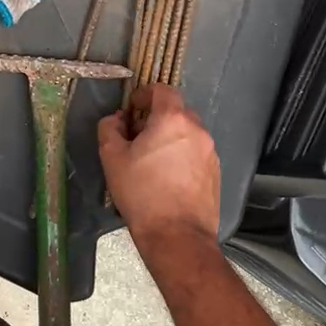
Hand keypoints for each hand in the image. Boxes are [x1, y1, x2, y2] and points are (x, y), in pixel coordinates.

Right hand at [99, 84, 219, 249]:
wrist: (177, 236)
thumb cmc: (141, 191)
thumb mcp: (111, 156)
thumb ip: (109, 127)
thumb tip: (117, 119)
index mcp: (172, 120)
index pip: (162, 90)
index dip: (144, 94)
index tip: (131, 110)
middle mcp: (197, 130)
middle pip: (176, 110)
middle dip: (155, 117)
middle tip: (136, 136)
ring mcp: (210, 153)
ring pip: (187, 132)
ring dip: (169, 135)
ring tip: (151, 158)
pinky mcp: (216, 173)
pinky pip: (196, 151)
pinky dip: (181, 153)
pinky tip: (166, 175)